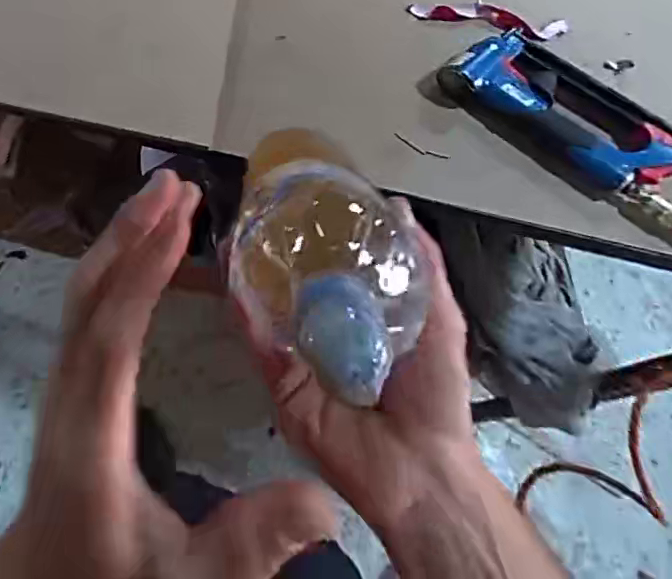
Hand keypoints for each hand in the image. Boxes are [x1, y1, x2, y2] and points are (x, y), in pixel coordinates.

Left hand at [0, 170, 337, 578]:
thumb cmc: (112, 575)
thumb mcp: (186, 578)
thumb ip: (248, 544)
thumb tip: (321, 499)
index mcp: (90, 431)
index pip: (113, 332)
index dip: (144, 270)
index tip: (179, 219)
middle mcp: (66, 390)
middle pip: (89, 293)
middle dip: (130, 232)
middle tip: (173, 186)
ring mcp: (61, 378)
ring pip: (84, 292)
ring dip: (122, 241)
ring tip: (165, 201)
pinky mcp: (69, 376)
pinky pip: (90, 306)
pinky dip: (118, 266)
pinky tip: (147, 252)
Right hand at [243, 199, 566, 577]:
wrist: (422, 467)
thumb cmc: (435, 393)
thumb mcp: (440, 319)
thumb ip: (425, 267)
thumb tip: (398, 205)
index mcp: (355, 317)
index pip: (324, 270)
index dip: (309, 238)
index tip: (293, 203)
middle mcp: (321, 331)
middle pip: (287, 285)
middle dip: (266, 251)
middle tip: (251, 214)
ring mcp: (297, 356)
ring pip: (264, 309)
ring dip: (244, 274)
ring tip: (231, 236)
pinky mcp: (281, 381)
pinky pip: (259, 343)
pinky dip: (244, 312)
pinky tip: (234, 281)